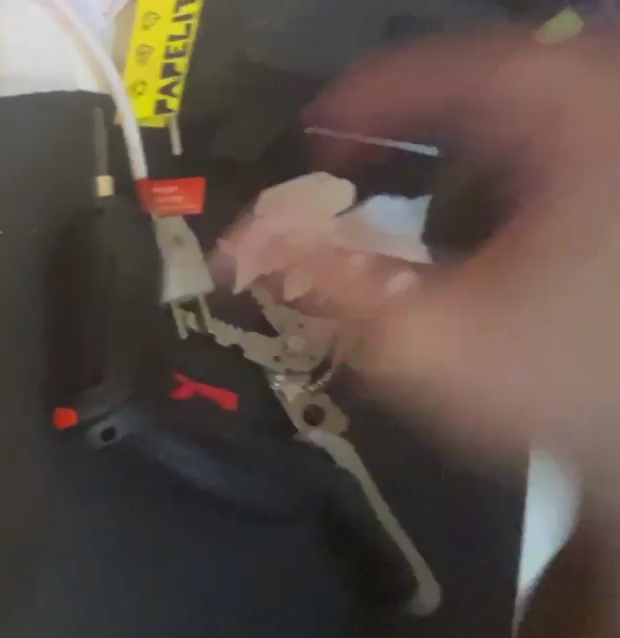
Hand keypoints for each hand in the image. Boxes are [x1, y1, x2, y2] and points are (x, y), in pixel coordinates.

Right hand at [298, 33, 619, 504]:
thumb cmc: (551, 385)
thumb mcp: (415, 337)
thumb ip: (321, 280)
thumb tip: (237, 243)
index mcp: (584, 145)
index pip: (476, 72)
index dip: (378, 92)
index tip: (304, 128)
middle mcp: (618, 140)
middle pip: (510, 86)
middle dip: (410, 114)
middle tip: (334, 153)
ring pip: (540, 119)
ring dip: (449, 140)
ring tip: (379, 174)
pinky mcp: (618, 213)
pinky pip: (560, 156)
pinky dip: (490, 170)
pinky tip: (451, 209)